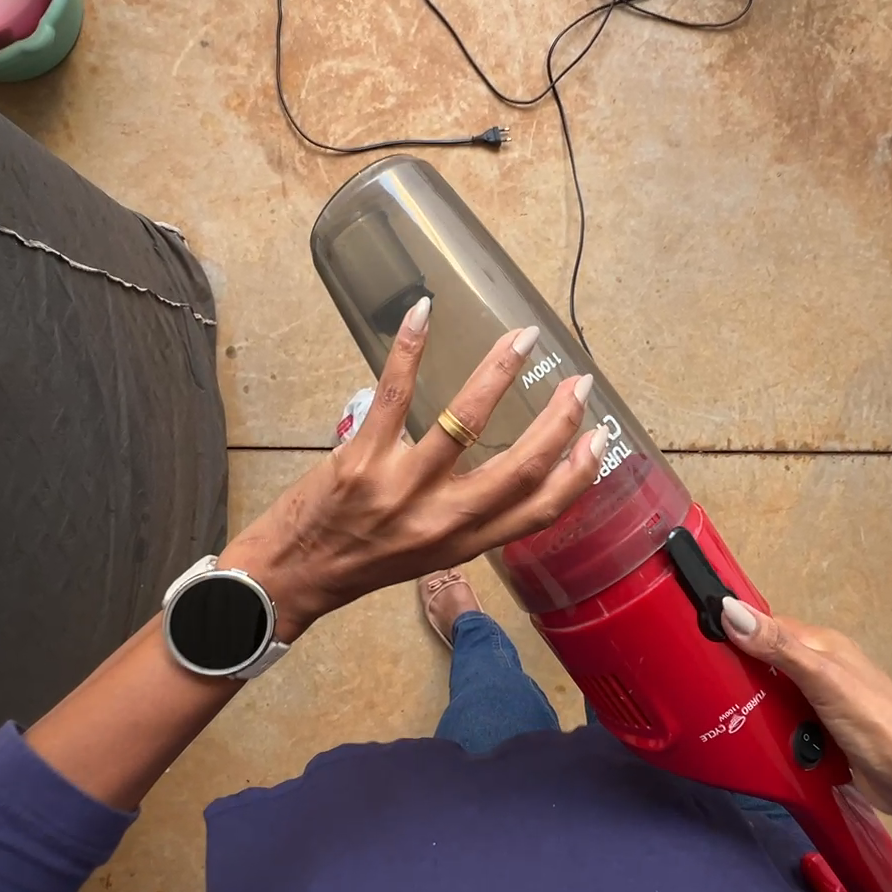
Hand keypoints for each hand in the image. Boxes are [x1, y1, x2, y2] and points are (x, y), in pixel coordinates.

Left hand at [221, 298, 607, 641]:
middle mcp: (442, 521)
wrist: (291, 578)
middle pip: (519, 469)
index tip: (601, 437)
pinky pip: (394, 395)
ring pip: (465, 423)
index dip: (579, 473)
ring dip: (498, 373)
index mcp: (464, 543)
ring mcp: (401, 489)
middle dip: (558, 421)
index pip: (540, 511)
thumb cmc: (362, 562)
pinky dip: (410, 348)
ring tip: (521, 338)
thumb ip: (470, 517)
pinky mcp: (361, 460)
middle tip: (578, 381)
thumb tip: (506, 469)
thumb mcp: (429, 553)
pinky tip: (423, 313)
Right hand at [718, 598, 891, 833]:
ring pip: (765, 694)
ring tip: (712, 708)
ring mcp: (815, 703)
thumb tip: (731, 609)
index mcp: (820, 645)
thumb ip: (778, 647)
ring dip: (746, 703)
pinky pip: (775, 724)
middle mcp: (816, 669)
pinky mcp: (814, 735)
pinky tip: (744, 736)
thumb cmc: (884, 727)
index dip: (731, 625)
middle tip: (696, 677)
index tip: (693, 630)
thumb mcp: (824, 680)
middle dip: (733, 668)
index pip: (763, 623)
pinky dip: (760, 729)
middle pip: (760, 660)